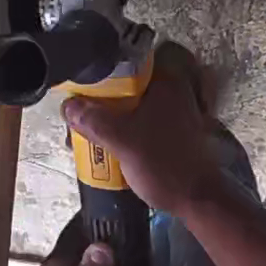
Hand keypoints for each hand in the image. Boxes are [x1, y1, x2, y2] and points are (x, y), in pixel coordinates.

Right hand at [62, 48, 227, 218]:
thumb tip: (68, 106)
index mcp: (165, 83)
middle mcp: (170, 92)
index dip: (97, 76)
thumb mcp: (121, 140)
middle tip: (77, 119)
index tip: (78, 91)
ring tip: (84, 136)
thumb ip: (93, 120)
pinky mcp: (168, 133)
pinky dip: (118, 132)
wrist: (196, 201)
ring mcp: (171, 113)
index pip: (124, 64)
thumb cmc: (164, 165)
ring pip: (127, 108)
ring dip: (105, 120)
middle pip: (123, 88)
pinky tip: (103, 147)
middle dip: (97, 104)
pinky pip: (135, 124)